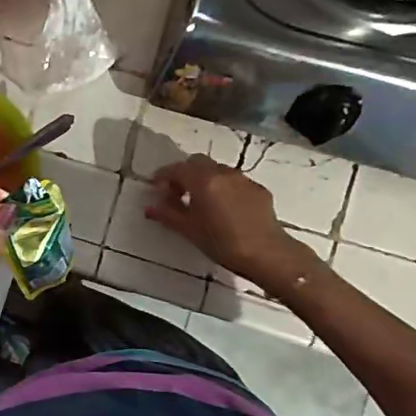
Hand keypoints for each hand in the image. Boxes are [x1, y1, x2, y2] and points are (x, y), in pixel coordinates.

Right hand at [145, 156, 320, 291]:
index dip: (163, 176)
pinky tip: (223, 209)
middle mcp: (223, 173)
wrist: (266, 253)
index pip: (177, 168)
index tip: (156, 188)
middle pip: (198, 162)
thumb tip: (150, 207)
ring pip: (217, 170)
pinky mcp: (258, 190)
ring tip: (200, 202)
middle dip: (184, 174)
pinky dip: (223, 188)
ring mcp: (243, 179)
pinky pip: (234, 182)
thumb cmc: (222, 243)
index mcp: (203, 180)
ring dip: (204, 180)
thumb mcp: (189, 230)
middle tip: (177, 194)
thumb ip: (168, 214)